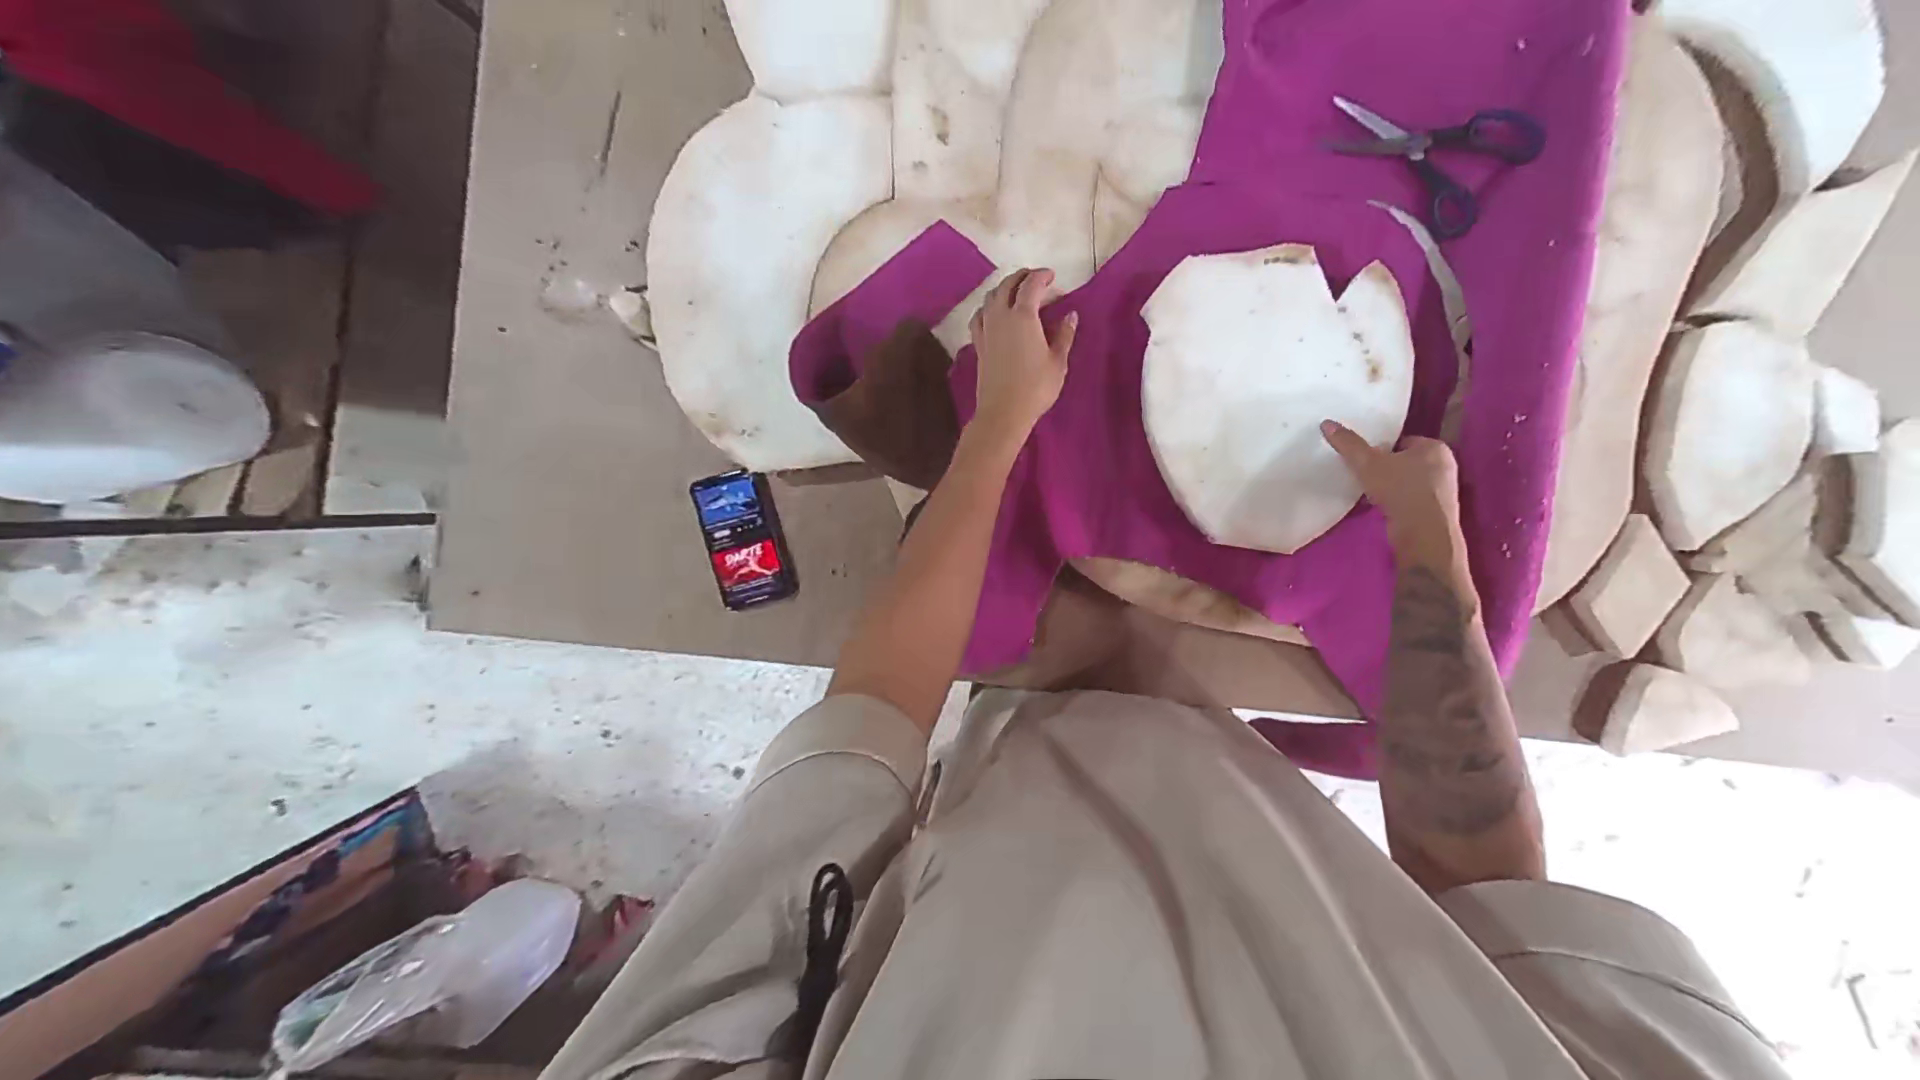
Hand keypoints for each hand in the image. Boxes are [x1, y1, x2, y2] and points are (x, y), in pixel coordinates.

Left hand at [968, 268, 1077, 446]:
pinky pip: (979, 316)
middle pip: (1007, 285)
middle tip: (1035, 278)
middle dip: (1021, 276)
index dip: (1041, 276)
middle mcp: (1000, 317)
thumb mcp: (1058, 362)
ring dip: (1003, 289)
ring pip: (990, 297)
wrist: (1003, 412)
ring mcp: (986, 330)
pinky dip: (987, 308)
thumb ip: (1064, 335)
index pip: (1031, 285)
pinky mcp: (978, 344)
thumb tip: (1071, 315)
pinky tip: (992, 313)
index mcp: (1023, 316)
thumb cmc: (1036, 388)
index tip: (1052, 276)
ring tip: (1015, 292)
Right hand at [1322, 420, 1462, 568]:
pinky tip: (1378, 506)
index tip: (1364, 457)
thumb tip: (1327, 423)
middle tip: (1362, 473)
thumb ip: (1349, 444)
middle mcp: (1444, 465)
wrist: (1422, 531)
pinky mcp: (1435, 510)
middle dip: (1385, 467)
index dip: (1382, 447)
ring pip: (1407, 480)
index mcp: (1434, 447)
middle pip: (1405, 460)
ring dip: (1389, 485)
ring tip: (1367, 490)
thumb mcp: (1368, 463)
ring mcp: (1442, 489)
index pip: (1403, 440)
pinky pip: (1409, 498)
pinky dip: (1394, 501)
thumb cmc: (1400, 489)